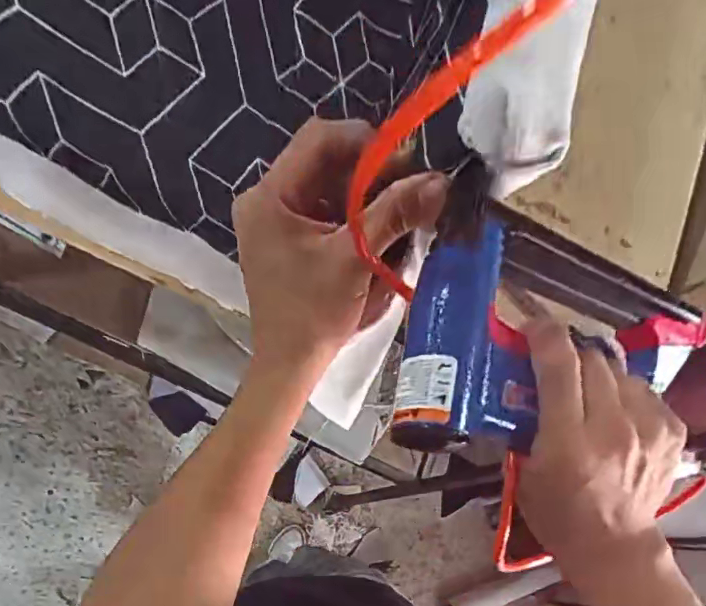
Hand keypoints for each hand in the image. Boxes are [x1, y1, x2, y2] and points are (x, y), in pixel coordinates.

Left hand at [233, 118, 448, 382]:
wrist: (290, 366)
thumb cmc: (315, 315)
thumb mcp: (356, 260)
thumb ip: (394, 214)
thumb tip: (439, 181)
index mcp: (270, 197)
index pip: (319, 139)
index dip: (367, 143)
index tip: (405, 164)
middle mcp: (266, 203)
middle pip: (326, 167)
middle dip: (371, 179)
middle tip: (409, 194)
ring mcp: (275, 226)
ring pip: (329, 194)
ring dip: (366, 203)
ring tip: (397, 222)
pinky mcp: (287, 247)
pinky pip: (326, 220)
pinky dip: (354, 226)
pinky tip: (377, 242)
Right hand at [517, 317, 688, 591]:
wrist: (613, 545)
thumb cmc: (560, 516)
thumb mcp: (525, 476)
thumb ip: (524, 429)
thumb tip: (521, 388)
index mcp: (569, 442)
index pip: (560, 367)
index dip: (545, 336)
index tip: (534, 326)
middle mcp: (614, 428)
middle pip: (594, 360)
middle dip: (572, 356)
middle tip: (559, 366)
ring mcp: (650, 428)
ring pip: (622, 371)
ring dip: (601, 375)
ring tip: (591, 395)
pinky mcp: (673, 430)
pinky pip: (645, 391)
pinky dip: (627, 395)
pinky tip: (618, 415)